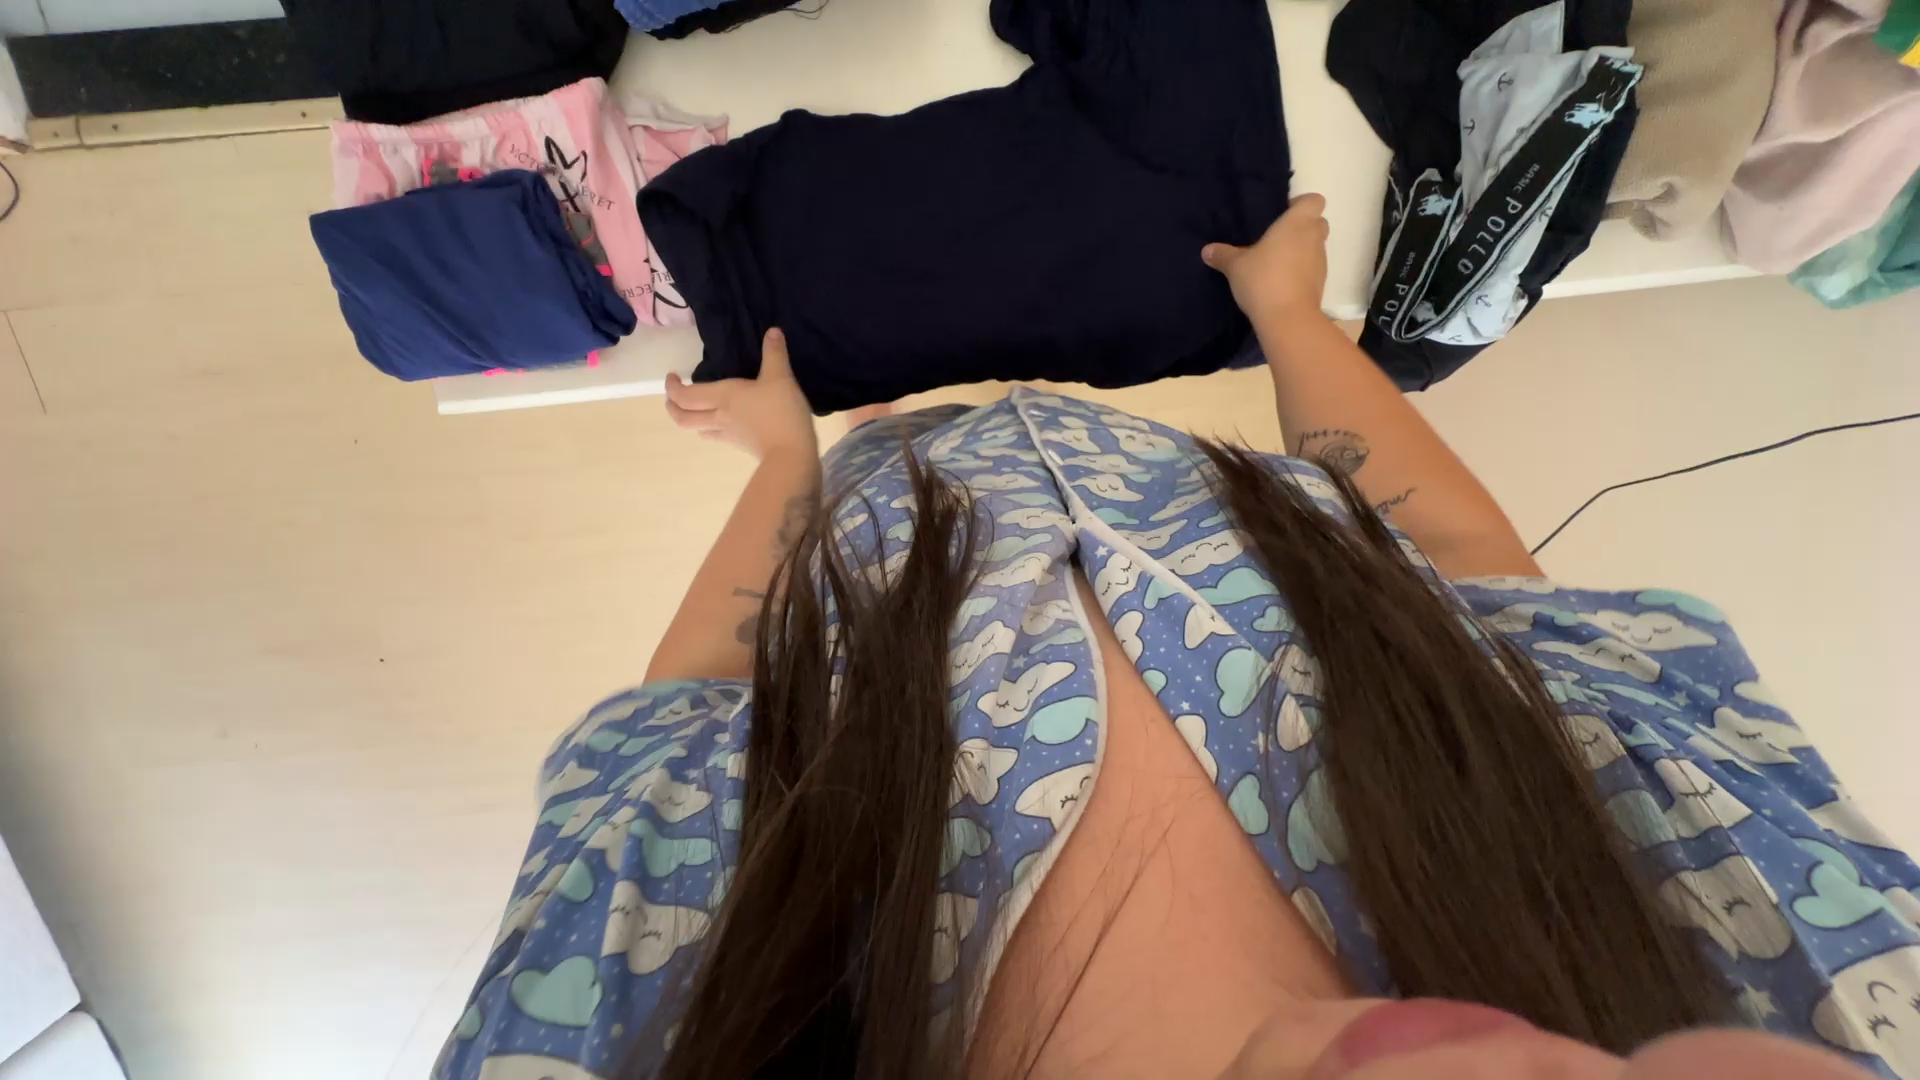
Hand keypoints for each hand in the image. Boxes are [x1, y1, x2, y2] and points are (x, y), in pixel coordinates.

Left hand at [665, 328, 817, 460]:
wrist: (791, 454)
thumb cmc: (781, 413)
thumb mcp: (781, 378)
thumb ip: (775, 354)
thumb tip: (773, 331)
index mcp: (723, 396)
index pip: (685, 396)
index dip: (672, 387)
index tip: (672, 377)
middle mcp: (719, 416)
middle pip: (683, 418)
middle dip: (673, 408)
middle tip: (672, 398)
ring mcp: (728, 435)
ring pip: (698, 430)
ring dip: (691, 420)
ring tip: (695, 411)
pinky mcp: (741, 447)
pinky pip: (717, 437)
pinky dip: (712, 430)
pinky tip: (722, 426)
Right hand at [1202, 193, 1329, 323]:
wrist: (1287, 317)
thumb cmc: (1263, 279)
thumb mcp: (1235, 267)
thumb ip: (1223, 255)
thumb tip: (1207, 250)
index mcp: (1297, 223)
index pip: (1313, 200)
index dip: (1300, 204)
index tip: (1282, 215)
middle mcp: (1313, 237)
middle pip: (1317, 222)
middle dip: (1302, 227)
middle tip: (1277, 239)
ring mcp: (1320, 260)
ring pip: (1314, 246)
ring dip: (1301, 251)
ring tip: (1275, 264)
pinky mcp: (1320, 282)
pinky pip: (1311, 268)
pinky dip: (1301, 271)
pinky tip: (1280, 282)